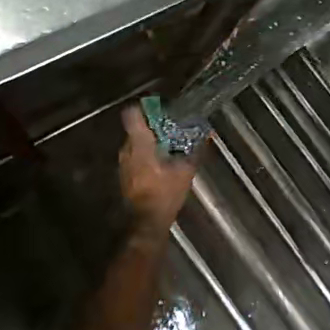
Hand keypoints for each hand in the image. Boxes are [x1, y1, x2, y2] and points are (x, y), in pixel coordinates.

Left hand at [118, 104, 198, 240]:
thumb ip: (194, 150)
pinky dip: (145, 155)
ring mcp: (123, 162)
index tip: (159, 109)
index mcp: (139, 143)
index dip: (144, 107)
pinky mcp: (124, 174)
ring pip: (134, 142)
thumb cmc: (164, 193)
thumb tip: (206, 135)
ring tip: (168, 148)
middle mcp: (127, 149)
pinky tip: (160, 164)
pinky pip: (134, 156)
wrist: (146, 221)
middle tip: (171, 130)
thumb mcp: (185, 171)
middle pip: (136, 127)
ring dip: (149, 142)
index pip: (132, 113)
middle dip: (152, 126)